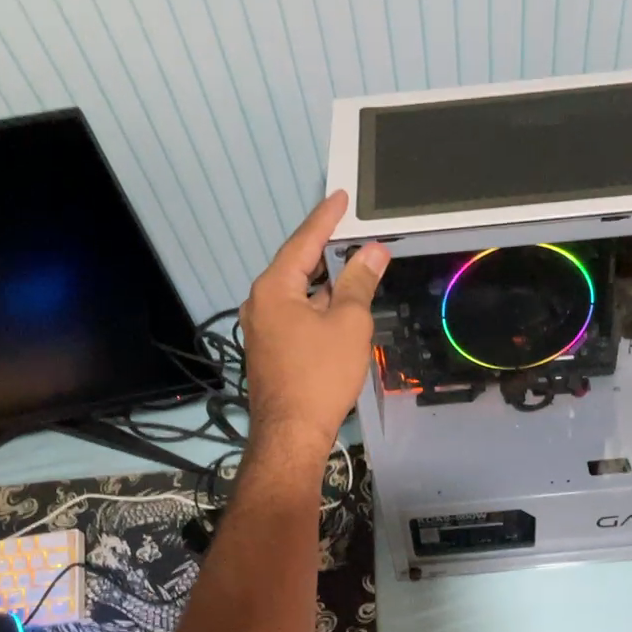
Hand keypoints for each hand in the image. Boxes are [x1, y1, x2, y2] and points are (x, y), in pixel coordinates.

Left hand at [240, 190, 388, 452]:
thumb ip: (359, 283)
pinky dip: (318, 308)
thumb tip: (372, 252)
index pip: (303, 241)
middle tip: (354, 236)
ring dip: (326, 285)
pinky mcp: (269, 352)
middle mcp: (260, 303)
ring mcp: (261, 329)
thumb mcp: (348, 324)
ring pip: (298, 295)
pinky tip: (339, 311)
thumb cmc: (320, 375)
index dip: (325, 219)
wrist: (291, 433)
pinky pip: (295, 317)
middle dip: (327, 253)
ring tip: (355, 272)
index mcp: (274, 287)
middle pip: (298, 267)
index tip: (341, 198)